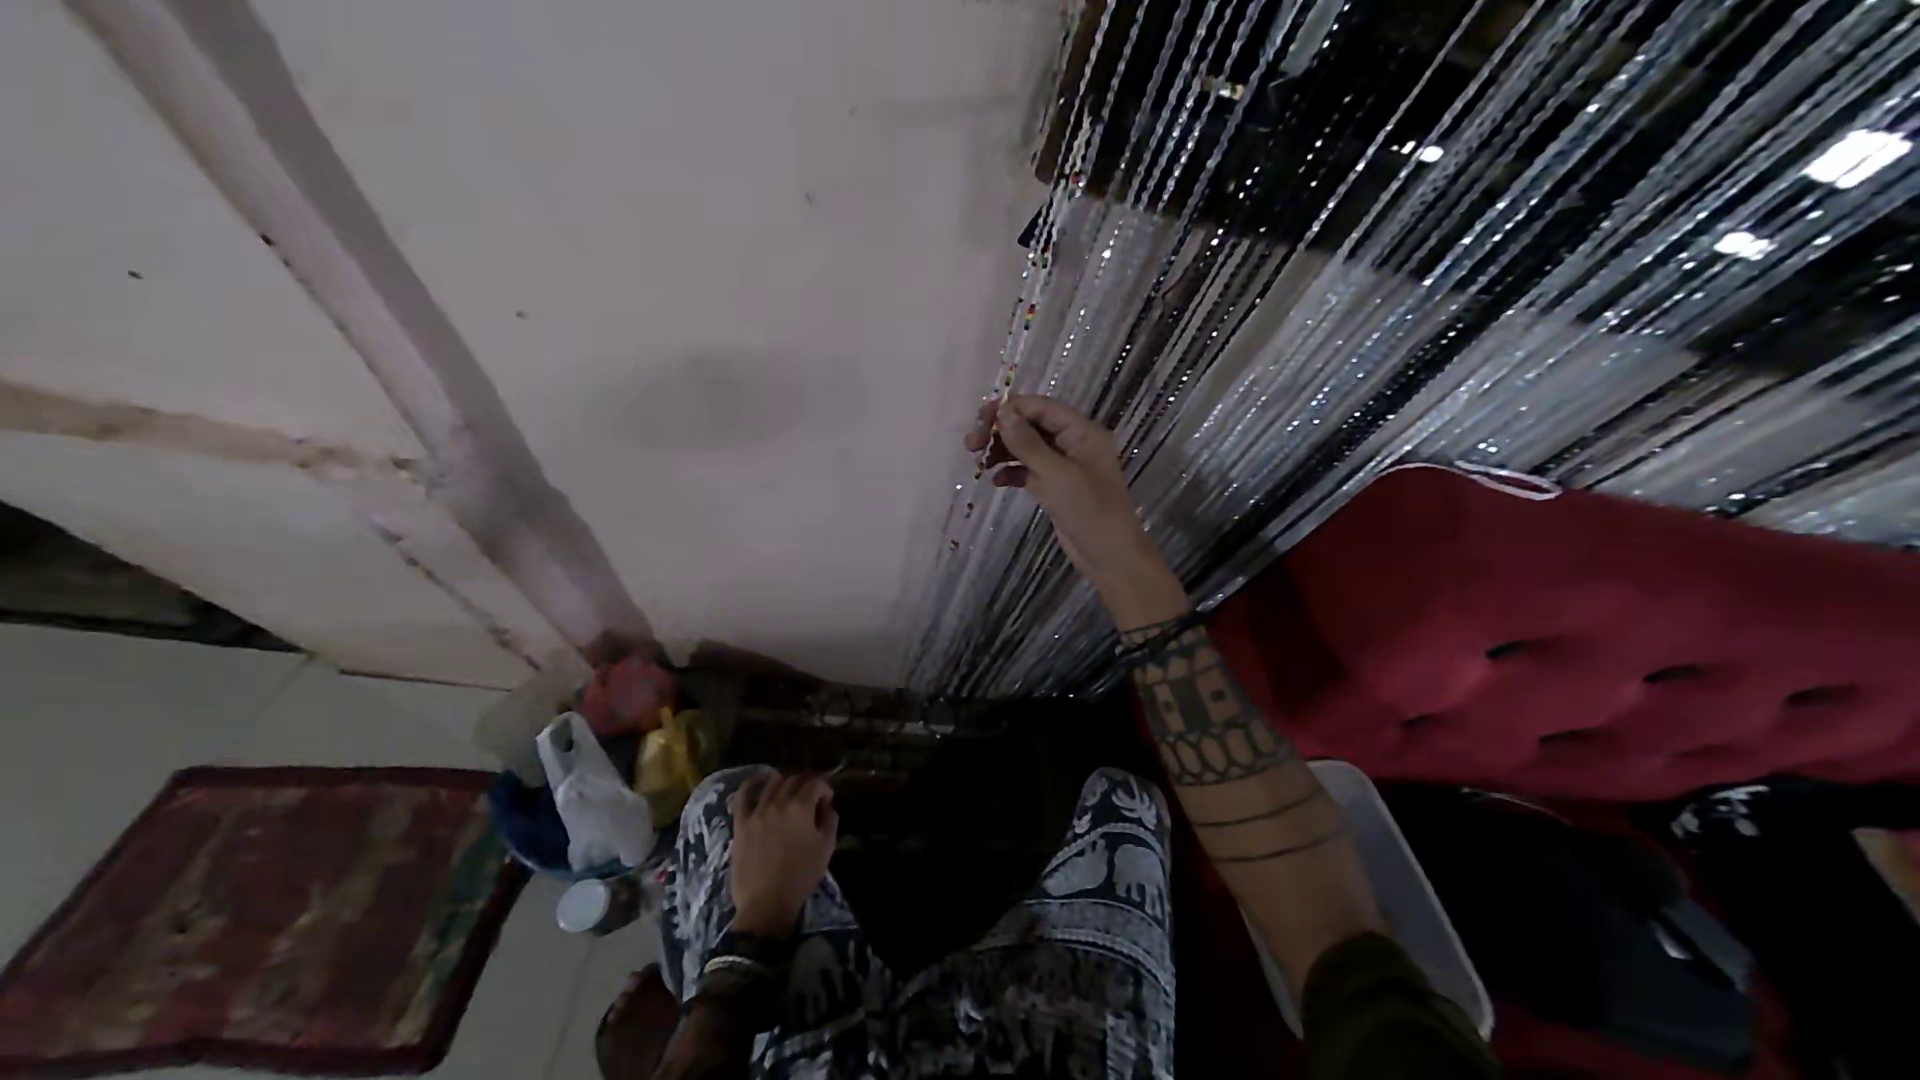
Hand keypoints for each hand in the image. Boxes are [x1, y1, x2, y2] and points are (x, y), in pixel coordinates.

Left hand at [728, 771, 837, 937]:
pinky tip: (760, 780)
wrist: (767, 902)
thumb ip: (830, 819)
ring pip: (772, 783)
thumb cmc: (801, 876)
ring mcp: (757, 811)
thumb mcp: (826, 847)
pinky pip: (743, 795)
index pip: (816, 783)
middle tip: (811, 795)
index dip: (825, 787)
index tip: (827, 798)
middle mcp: (778, 802)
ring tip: (789, 792)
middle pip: (794, 779)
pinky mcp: (741, 822)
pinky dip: (752, 784)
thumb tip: (825, 804)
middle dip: (807, 783)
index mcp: (801, 808)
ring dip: (785, 782)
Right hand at [964, 395, 1188, 629]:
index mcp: (1082, 432)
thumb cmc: (1089, 510)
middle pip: (1031, 425)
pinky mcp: (1055, 487)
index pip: (1041, 408)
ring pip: (1027, 448)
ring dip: (1002, 451)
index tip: (981, 420)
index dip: (1011, 408)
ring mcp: (1064, 466)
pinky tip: (996, 481)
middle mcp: (1073, 444)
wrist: (1109, 555)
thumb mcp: (1056, 474)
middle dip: (1001, 431)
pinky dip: (1011, 472)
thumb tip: (1003, 413)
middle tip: (971, 443)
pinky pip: (1028, 470)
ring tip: (979, 463)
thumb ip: (1028, 443)